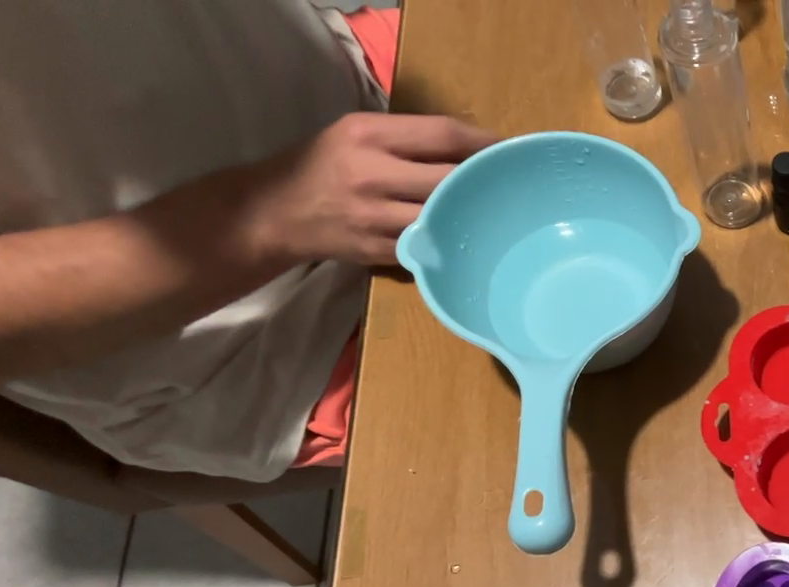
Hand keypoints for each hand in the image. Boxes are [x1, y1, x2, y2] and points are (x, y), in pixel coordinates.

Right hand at [240, 113, 496, 265]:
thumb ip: (409, 140)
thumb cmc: (326, 166)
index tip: (510, 150)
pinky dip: (455, 242)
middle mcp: (372, 173)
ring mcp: (377, 216)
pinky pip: (432, 247)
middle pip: (452, 178)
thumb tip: (473, 148)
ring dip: (477, 217)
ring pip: (445, 216)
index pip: (443, 134)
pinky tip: (473, 241)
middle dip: (487, 183)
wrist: (275, 211)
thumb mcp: (358, 135)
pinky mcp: (382, 250)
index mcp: (368, 135)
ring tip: (500, 216)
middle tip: (513, 187)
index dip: (484, 143)